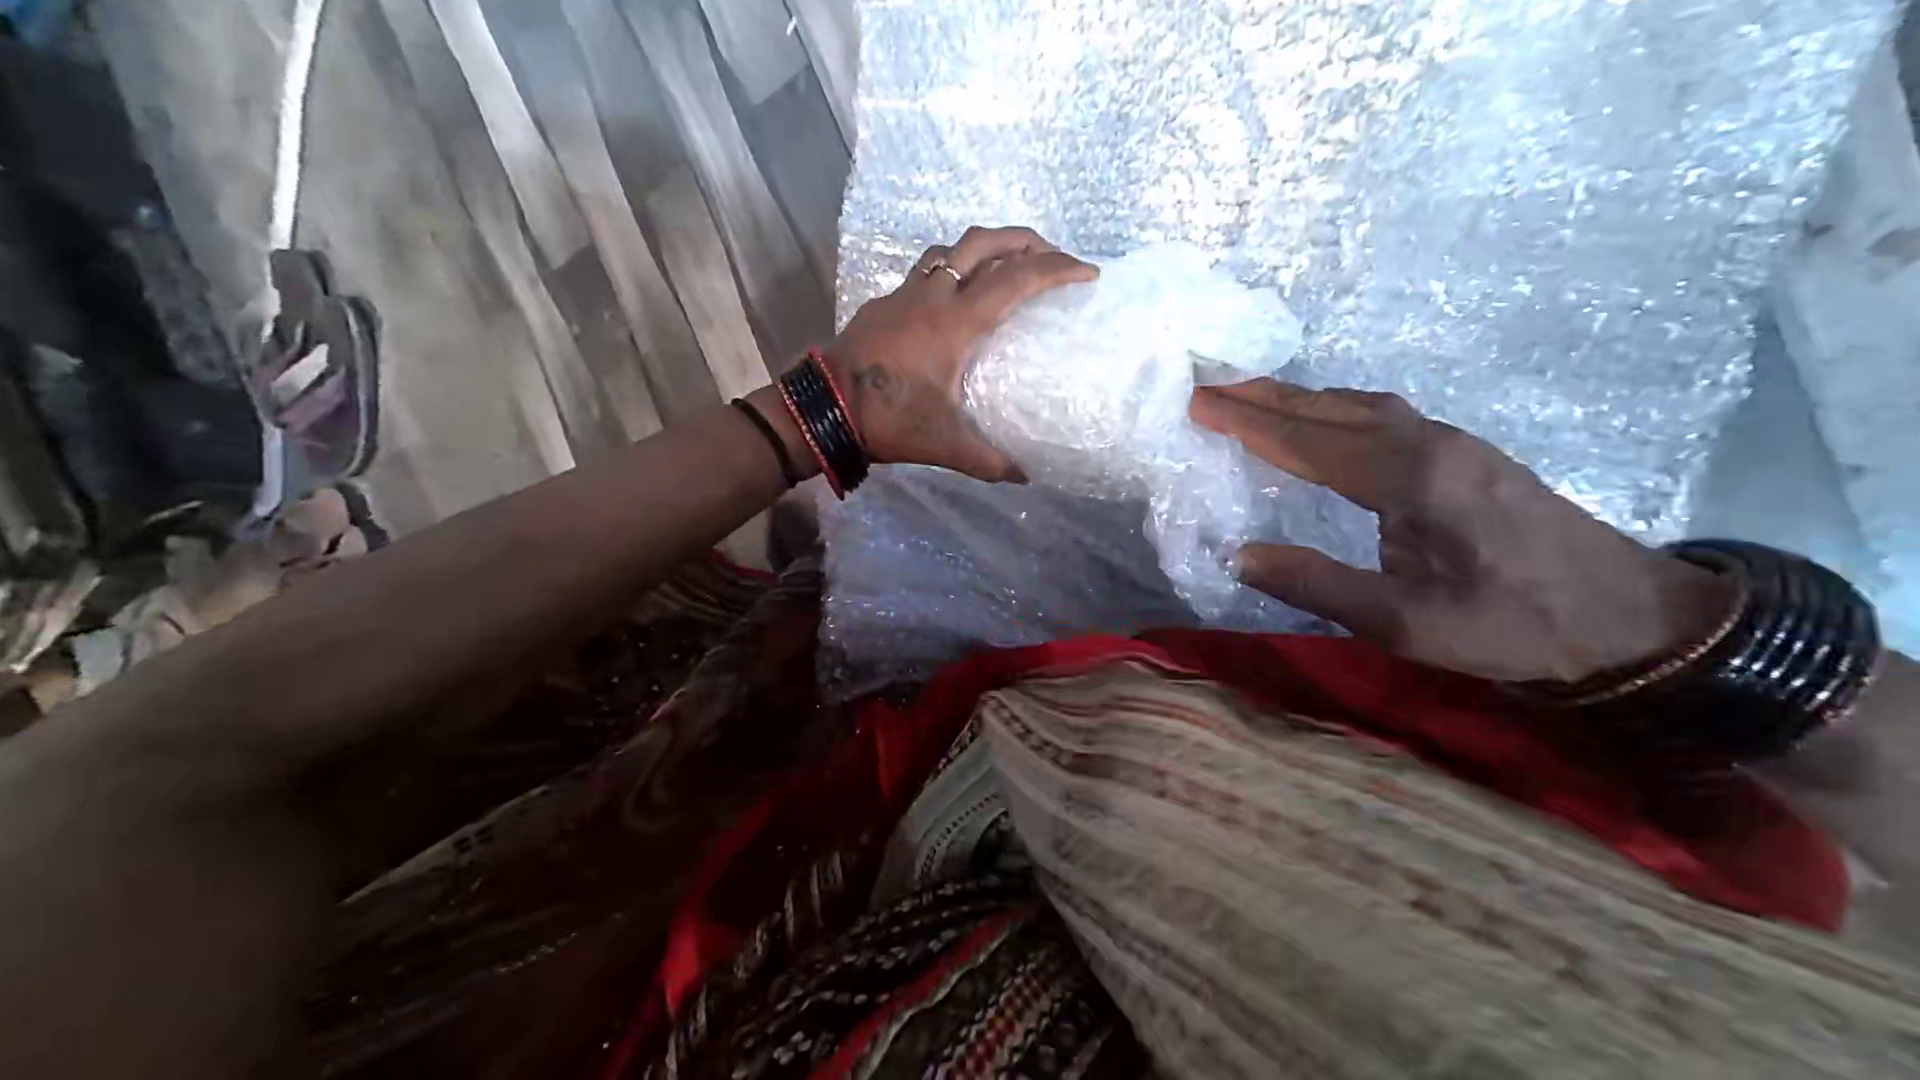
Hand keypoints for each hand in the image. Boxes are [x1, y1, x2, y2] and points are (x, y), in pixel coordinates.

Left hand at [822, 226, 1097, 481]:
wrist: (822, 408)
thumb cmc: (887, 419)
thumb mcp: (944, 445)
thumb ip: (988, 461)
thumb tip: (1025, 476)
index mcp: (957, 322)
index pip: (1017, 280)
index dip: (1057, 270)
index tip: (1088, 271)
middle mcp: (934, 296)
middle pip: (985, 242)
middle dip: (1025, 240)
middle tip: (1051, 254)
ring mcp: (905, 294)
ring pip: (951, 248)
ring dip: (985, 247)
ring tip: (1006, 264)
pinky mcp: (885, 303)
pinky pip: (927, 270)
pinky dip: (952, 268)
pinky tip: (954, 295)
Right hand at [1191, 380, 1738, 682]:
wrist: (1631, 620)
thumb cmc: (1509, 625)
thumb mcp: (1402, 622)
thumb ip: (1315, 584)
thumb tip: (1237, 555)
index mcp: (1409, 479)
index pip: (1307, 441)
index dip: (1247, 422)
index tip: (1196, 402)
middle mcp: (1428, 443)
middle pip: (1330, 407)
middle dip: (1264, 396)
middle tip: (1209, 385)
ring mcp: (1453, 442)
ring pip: (1359, 403)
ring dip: (1299, 397)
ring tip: (1250, 396)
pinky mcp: (1466, 453)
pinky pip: (1384, 412)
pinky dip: (1334, 408)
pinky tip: (1321, 419)